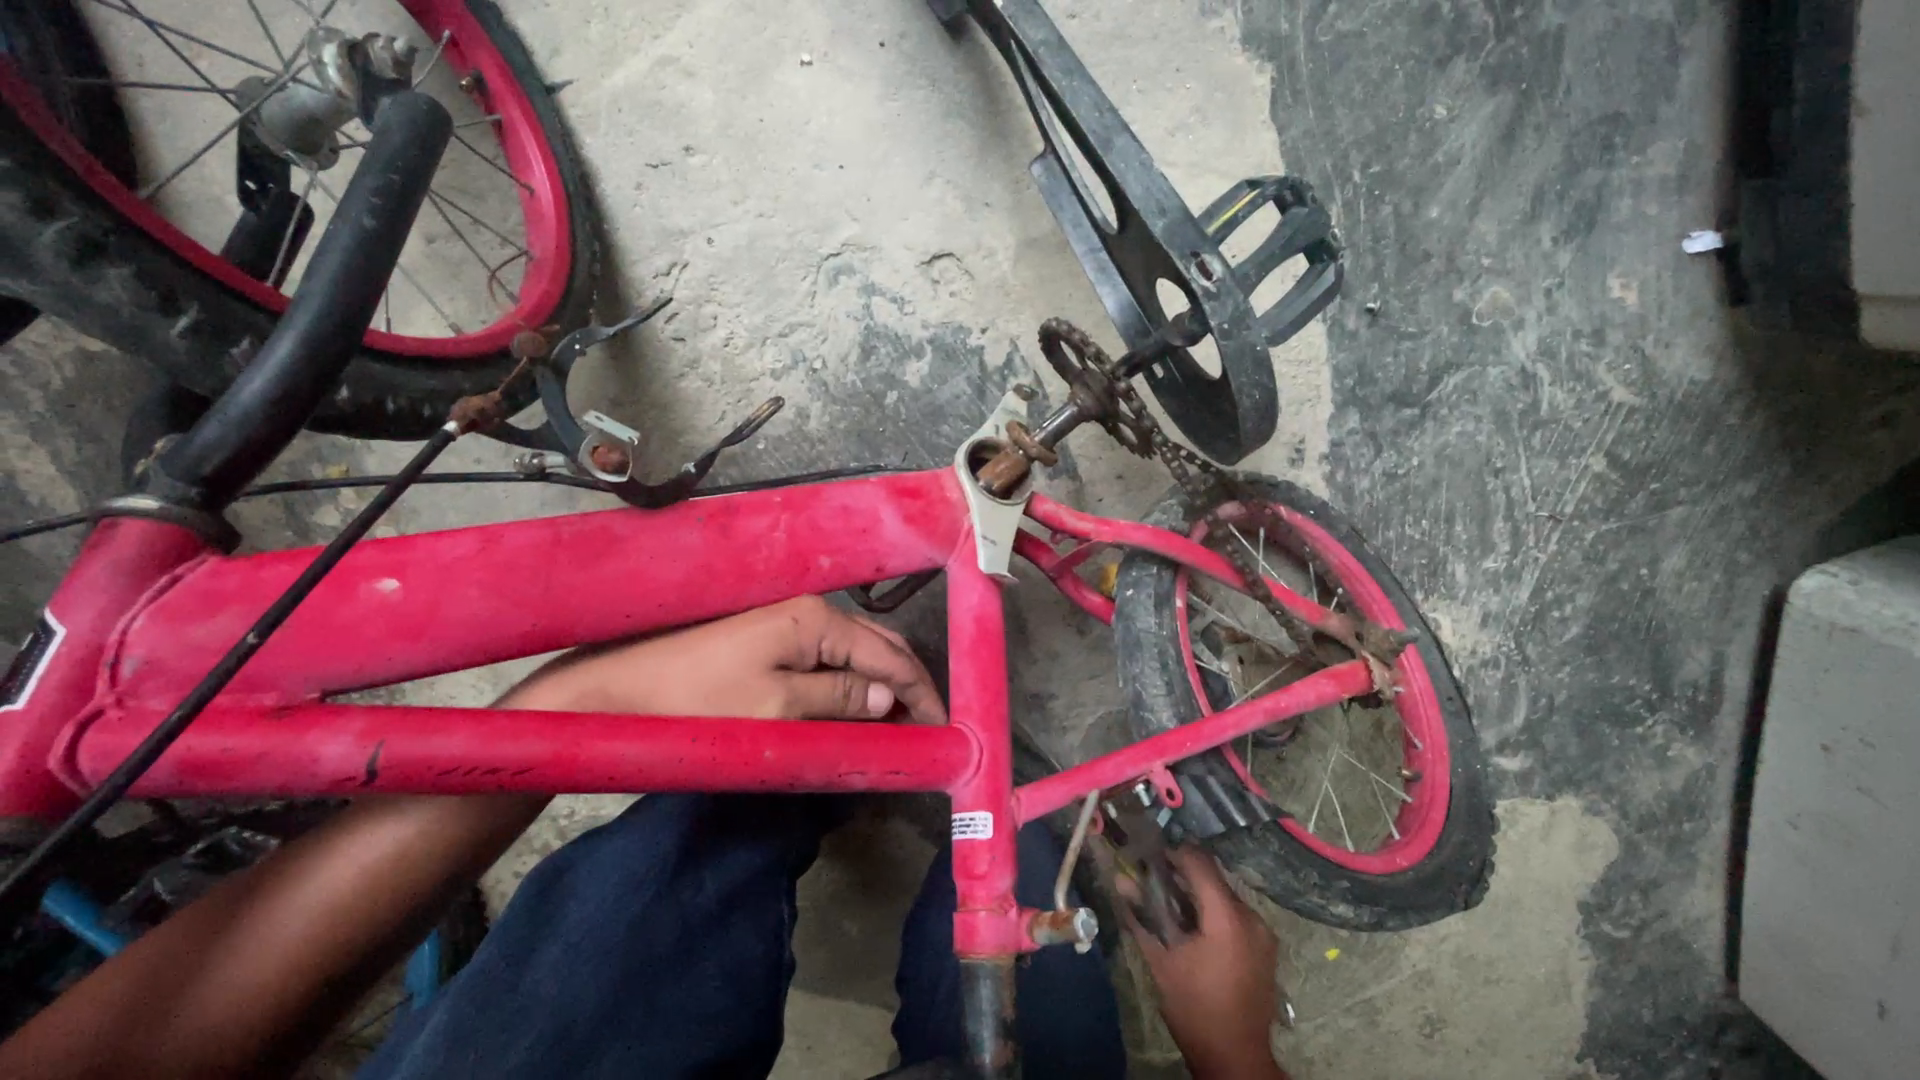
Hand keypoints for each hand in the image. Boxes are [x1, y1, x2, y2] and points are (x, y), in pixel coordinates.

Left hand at [503, 595, 945, 723]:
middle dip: (910, 683)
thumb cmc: (698, 700)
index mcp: (816, 620)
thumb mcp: (776, 708)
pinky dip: (855, 681)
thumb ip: (840, 699)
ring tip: (903, 723)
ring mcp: (790, 620)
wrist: (621, 687)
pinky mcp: (773, 637)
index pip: (889, 654)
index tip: (945, 729)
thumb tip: (892, 697)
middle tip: (929, 727)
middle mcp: (810, 610)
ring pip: (857, 650)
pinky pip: (831, 657)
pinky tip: (861, 704)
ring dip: (884, 682)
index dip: (922, 692)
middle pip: (880, 644)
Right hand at [1121, 847, 1287, 1079]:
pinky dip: (1215, 914)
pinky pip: (1237, 916)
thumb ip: (1141, 915)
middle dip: (1184, 877)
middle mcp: (1252, 918)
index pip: (1200, 864)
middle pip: (1214, 880)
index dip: (1174, 855)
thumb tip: (1121, 880)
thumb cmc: (1194, 1007)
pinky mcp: (1266, 947)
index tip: (1151, 859)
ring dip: (1199, 896)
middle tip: (1156, 885)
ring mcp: (1264, 933)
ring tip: (1173, 910)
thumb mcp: (1161, 960)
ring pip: (1226, 897)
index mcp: (1228, 918)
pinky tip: (1195, 930)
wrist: (1234, 1056)